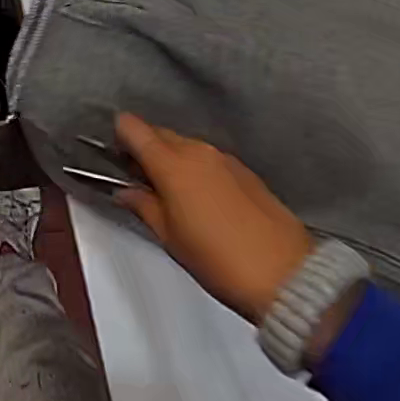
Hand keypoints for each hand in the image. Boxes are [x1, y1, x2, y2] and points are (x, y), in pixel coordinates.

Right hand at [113, 112, 312, 322]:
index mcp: (172, 164)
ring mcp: (223, 157)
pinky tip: (198, 197)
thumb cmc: (219, 260)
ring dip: (171, 159)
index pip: (134, 127)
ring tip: (168, 192)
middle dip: (144, 148)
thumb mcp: (170, 238)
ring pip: (184, 144)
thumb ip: (143, 206)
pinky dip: (195, 167)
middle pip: (159, 133)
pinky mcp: (243, 169)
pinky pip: (207, 157)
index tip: (114, 155)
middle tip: (137, 178)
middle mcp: (197, 150)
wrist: (285, 273)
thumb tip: (125, 191)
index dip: (119, 136)